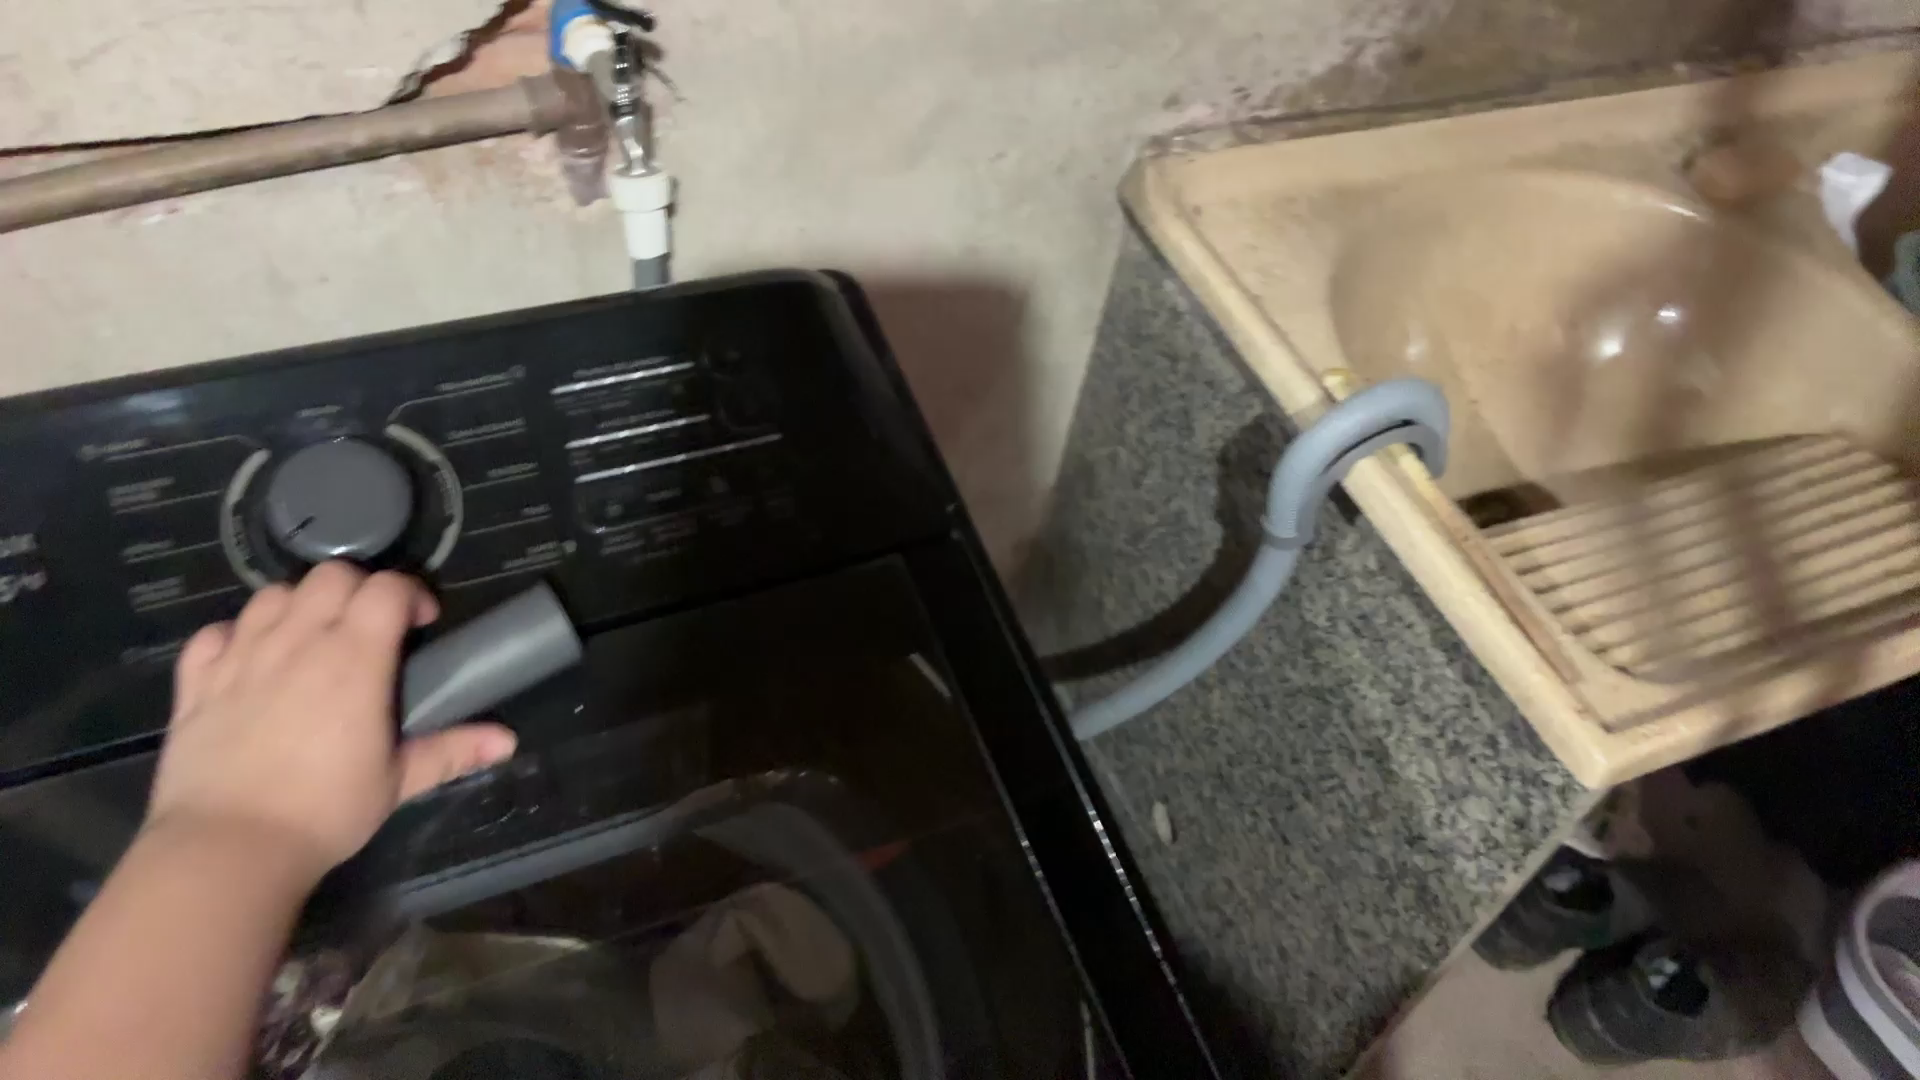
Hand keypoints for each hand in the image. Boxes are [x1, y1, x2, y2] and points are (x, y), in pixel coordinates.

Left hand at [148, 562, 517, 880]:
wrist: (226, 849)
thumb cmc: (326, 809)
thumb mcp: (400, 779)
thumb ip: (454, 750)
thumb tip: (508, 741)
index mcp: (355, 658)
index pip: (387, 588)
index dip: (412, 594)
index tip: (423, 625)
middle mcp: (297, 643)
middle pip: (330, 575)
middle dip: (359, 589)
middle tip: (373, 627)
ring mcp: (240, 660)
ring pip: (272, 595)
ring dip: (301, 606)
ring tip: (316, 639)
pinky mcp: (194, 686)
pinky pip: (214, 634)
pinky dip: (238, 635)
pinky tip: (255, 660)